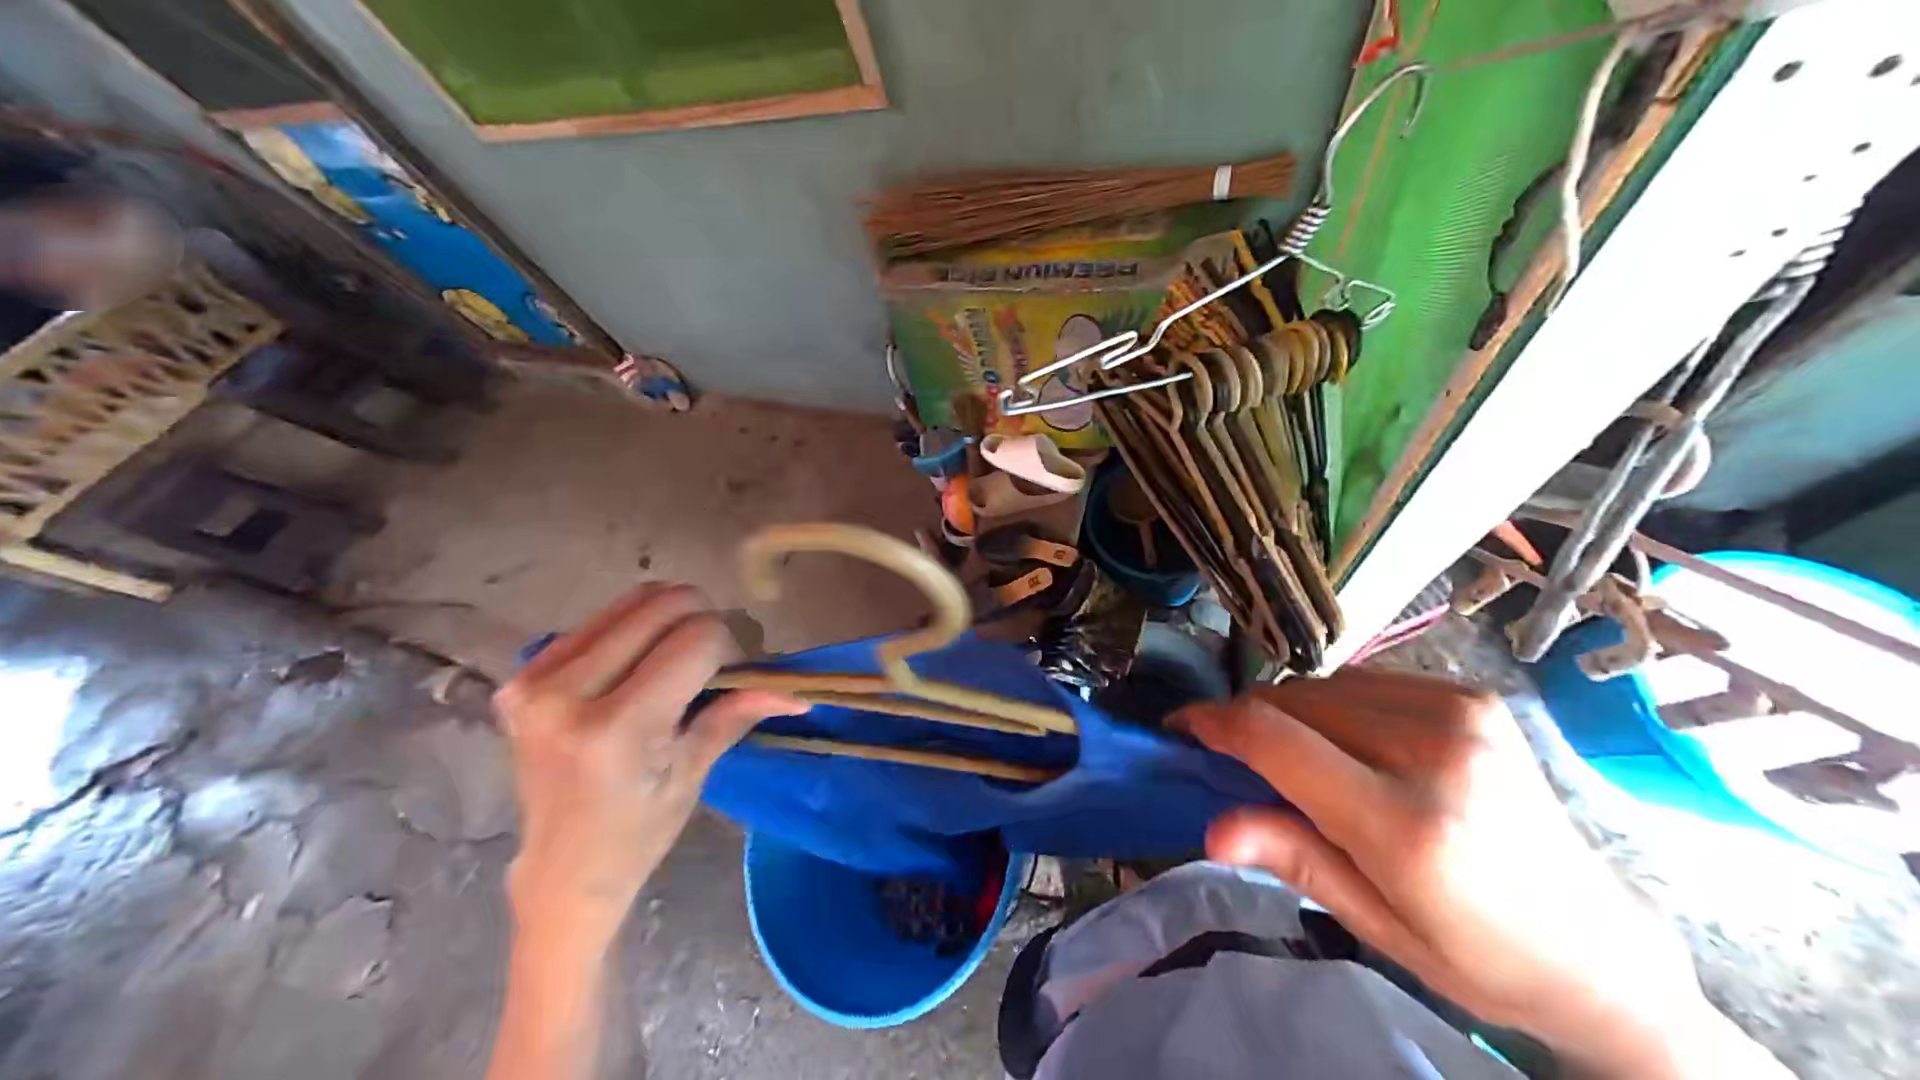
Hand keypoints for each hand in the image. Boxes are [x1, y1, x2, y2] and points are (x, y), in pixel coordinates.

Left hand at [493, 585, 802, 946]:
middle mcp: (567, 692)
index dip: (730, 648)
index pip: (697, 640)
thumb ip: (738, 712)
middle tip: (709, 664)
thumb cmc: (639, 831)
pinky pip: (599, 618)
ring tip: (675, 661)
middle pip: (663, 606)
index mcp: (617, 728)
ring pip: (632, 600)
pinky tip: (639, 665)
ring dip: (669, 620)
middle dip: (703, 623)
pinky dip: (634, 628)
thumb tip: (796, 690)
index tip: (734, 677)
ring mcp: (536, 679)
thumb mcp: (695, 771)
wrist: (562, 866)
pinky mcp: (522, 674)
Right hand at [1178, 669, 1785, 1078]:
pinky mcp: (1471, 697)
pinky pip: (1361, 680)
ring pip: (1320, 684)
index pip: (1273, 738)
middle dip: (1247, 721)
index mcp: (1405, 822)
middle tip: (1234, 759)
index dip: (1212, 722)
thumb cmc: (1474, 954)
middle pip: (1290, 701)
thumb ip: (1292, 857)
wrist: (1599, 948)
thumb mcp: (1373, 924)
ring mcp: (1458, 713)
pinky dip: (1332, 703)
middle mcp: (1432, 749)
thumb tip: (1211, 827)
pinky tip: (1348, 741)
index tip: (1180, 730)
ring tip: (1297, 757)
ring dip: (1289, 712)